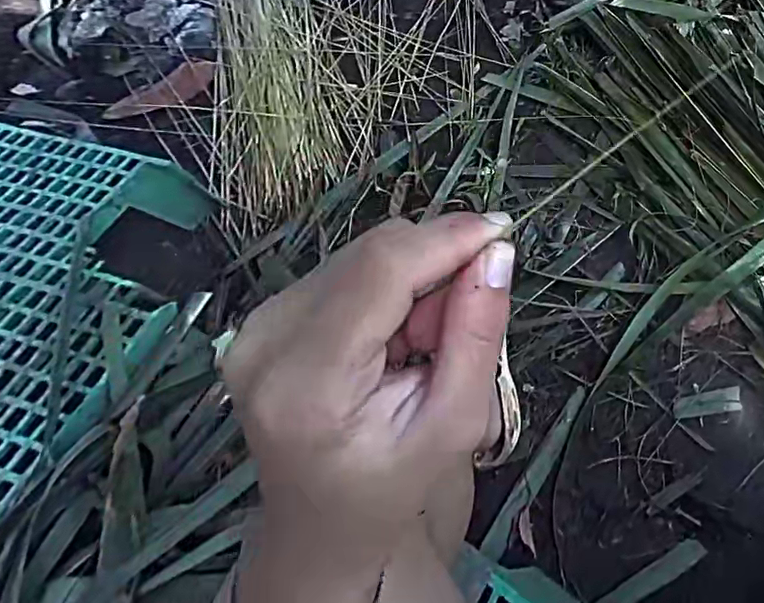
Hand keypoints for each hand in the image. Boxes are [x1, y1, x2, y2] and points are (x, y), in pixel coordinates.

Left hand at [221, 212, 514, 593]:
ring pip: (369, 251)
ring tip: (426, 339)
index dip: (448, 237)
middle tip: (464, 320)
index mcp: (307, 380)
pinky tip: (398, 333)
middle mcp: (268, 339)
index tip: (504, 231)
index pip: (382, 268)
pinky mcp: (269, 314)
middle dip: (438, 266)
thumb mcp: (456, 423)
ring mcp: (260, 324)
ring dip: (418, 277)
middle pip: (376, 252)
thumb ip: (479, 334)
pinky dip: (395, 284)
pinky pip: (355, 264)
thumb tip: (498, 251)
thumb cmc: (393, 489)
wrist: (324, 532)